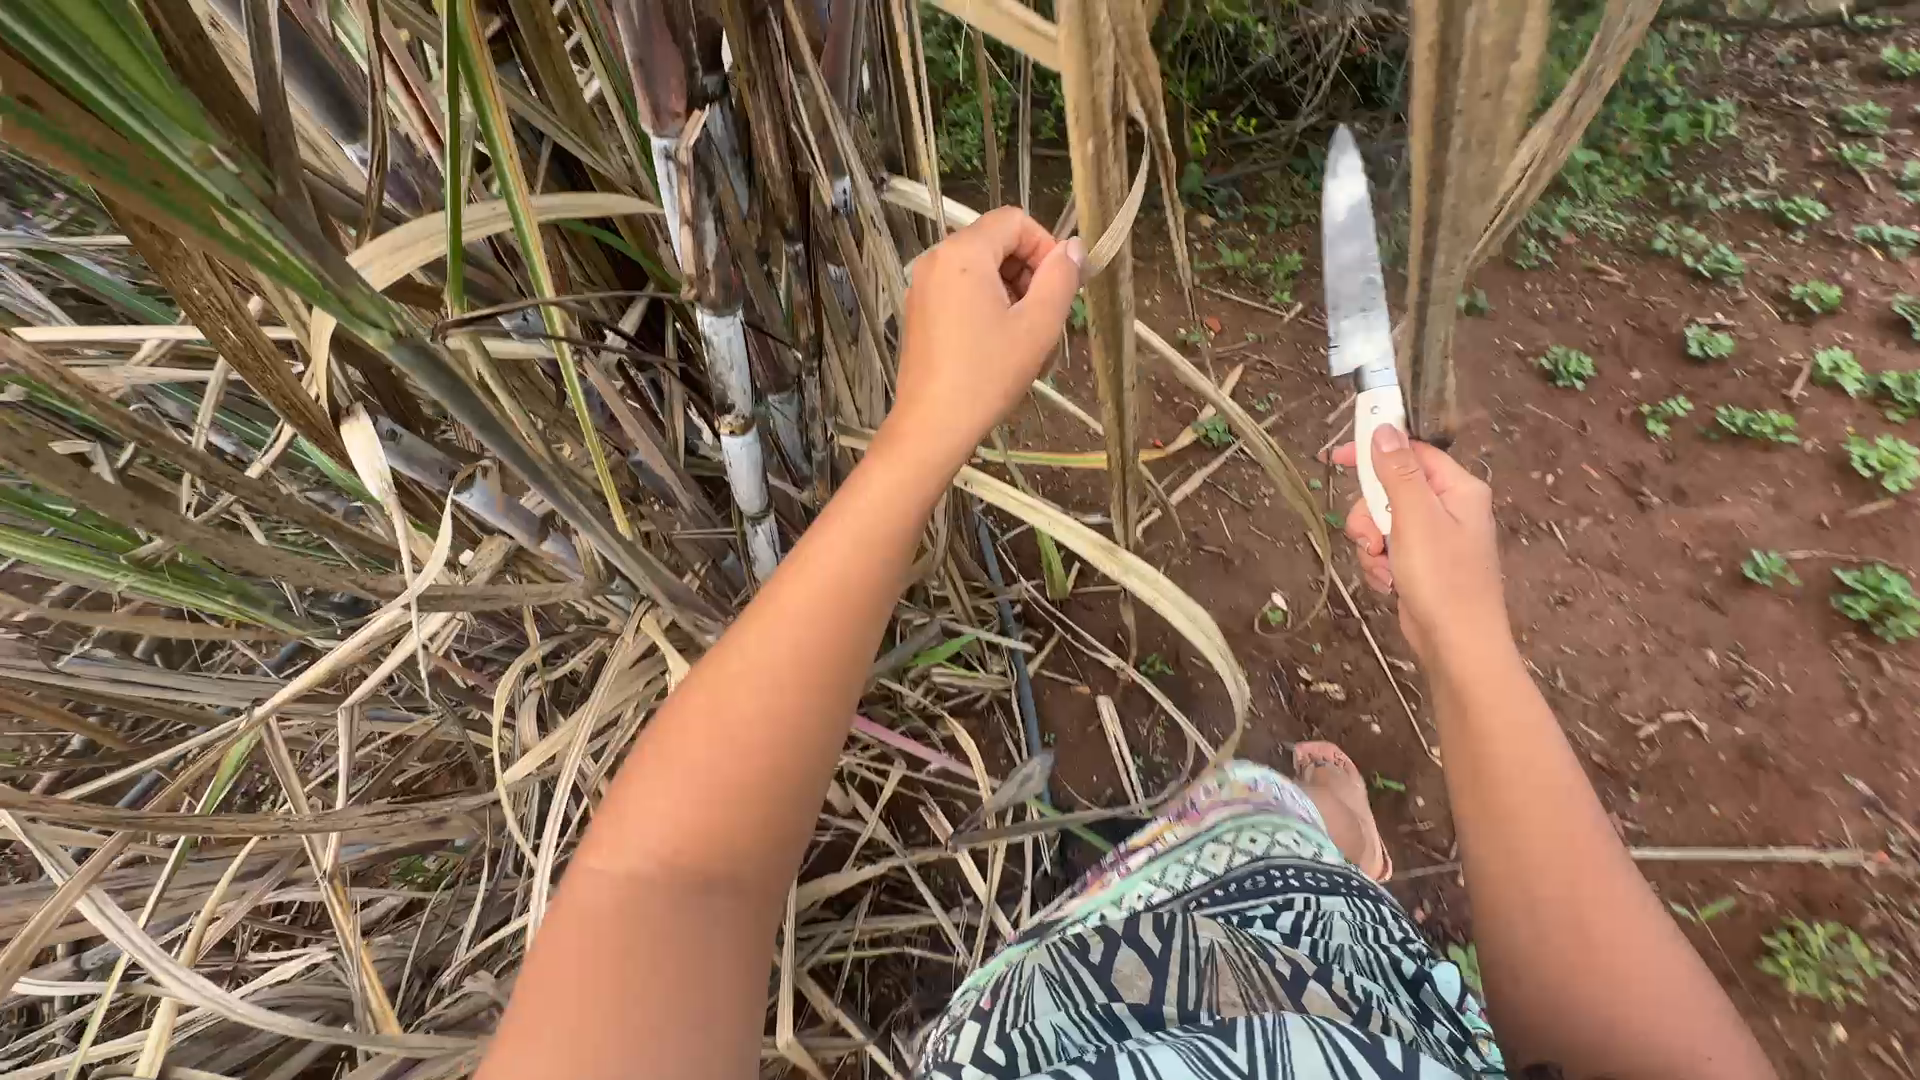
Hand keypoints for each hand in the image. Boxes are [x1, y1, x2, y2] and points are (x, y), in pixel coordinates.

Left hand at [884, 207, 1083, 467]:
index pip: (1014, 221)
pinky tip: (999, 349)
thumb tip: (1072, 248)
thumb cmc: (987, 376)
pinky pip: (961, 295)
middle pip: (995, 244)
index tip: (1060, 286)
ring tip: (1026, 340)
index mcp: (963, 253)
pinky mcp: (918, 315)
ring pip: (980, 273)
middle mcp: (936, 261)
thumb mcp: (1037, 326)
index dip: (1045, 247)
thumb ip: (1061, 279)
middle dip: (1028, 274)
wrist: (932, 426)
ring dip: (1011, 296)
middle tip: (1046, 318)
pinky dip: (986, 310)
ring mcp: (922, 289)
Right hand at [1331, 426, 1508, 662]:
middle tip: (1370, 536)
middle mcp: (1447, 508)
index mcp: (1457, 489)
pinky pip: (1385, 549)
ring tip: (1382, 566)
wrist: (1456, 641)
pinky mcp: (1419, 563)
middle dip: (1369, 516)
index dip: (1374, 452)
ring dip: (1371, 545)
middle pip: (1388, 490)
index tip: (1338, 457)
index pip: (1410, 452)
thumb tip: (1384, 429)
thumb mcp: (1415, 517)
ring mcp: (1433, 537)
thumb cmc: (1442, 577)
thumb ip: (1397, 471)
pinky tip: (1388, 582)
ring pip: (1381, 522)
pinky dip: (1379, 564)